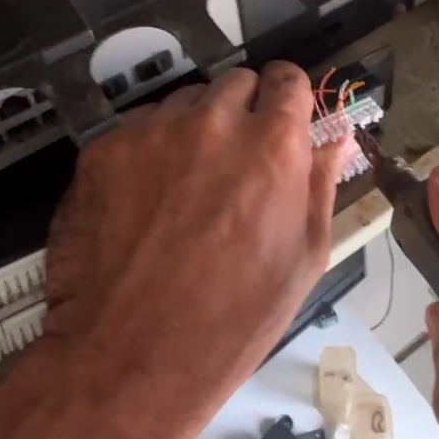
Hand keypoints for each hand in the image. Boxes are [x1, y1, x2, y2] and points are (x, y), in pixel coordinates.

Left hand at [0, 63, 356, 438]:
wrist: (127, 360)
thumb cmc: (228, 321)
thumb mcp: (302, 258)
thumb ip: (320, 183)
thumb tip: (334, 139)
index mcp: (272, 145)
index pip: (288, 78)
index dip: (287, 97)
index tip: (280, 113)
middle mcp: (214, 123)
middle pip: (237, 82)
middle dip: (241, 111)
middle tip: (233, 161)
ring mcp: (153, 130)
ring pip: (185, 102)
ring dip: (193, 128)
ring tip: (184, 186)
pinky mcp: (104, 146)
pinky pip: (138, 127)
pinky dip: (147, 150)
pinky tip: (144, 199)